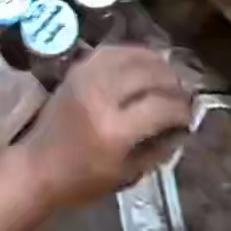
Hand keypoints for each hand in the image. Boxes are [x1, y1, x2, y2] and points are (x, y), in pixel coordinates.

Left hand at [9, 45, 195, 210]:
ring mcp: (84, 78)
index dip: (181, 108)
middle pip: (144, 73)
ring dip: (152, 60)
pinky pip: (106, 52)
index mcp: (113, 129)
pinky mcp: (75, 70)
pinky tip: (141, 60)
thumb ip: (158, 148)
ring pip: (126, 55)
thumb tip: (182, 126)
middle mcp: (99, 95)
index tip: (192, 114)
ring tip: (169, 71)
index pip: (159, 107)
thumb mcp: (128, 175)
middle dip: (171, 79)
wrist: (38, 163)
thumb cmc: (83, 179)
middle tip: (185, 90)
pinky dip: (127, 52)